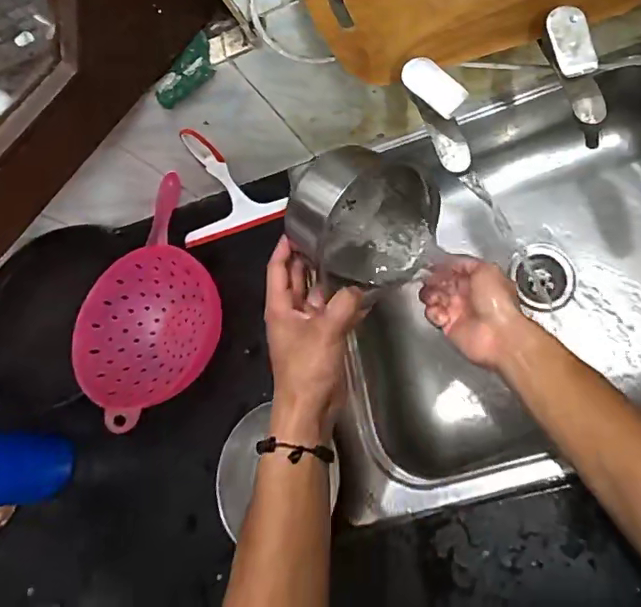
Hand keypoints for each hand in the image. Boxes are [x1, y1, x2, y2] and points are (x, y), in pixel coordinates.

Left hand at [264, 237, 367, 442]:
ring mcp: (307, 326)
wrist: (309, 411)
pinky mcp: (323, 338)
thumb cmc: (307, 370)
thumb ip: (344, 304)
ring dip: (329, 279)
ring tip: (347, 257)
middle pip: (296, 278)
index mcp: (280, 307)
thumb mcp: (326, 331)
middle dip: (308, 258)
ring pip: (317, 294)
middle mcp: (291, 312)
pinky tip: (363, 292)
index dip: (284, 247)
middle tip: (327, 236)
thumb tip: (359, 288)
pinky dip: (344, 302)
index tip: (296, 228)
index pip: (277, 268)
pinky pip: (333, 312)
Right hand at [419, 257, 535, 370]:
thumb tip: (449, 261)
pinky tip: (440, 312)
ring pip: (434, 296)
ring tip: (433, 296)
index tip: (432, 264)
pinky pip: (433, 314)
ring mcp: (458, 310)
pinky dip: (432, 312)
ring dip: (429, 294)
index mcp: (477, 279)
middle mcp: (468, 294)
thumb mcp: (485, 269)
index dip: (442, 265)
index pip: (454, 268)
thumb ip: (465, 262)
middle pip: (441, 281)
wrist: (501, 335)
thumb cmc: (501, 303)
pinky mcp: (450, 326)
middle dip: (433, 278)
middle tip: (430, 279)